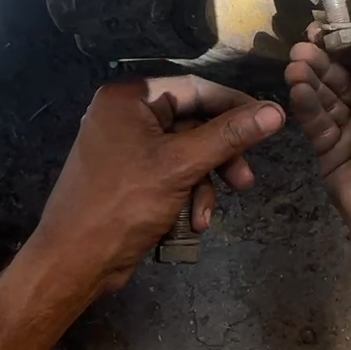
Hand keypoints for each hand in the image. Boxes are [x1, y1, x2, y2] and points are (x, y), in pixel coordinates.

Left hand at [31, 75, 284, 294]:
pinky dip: (185, 198)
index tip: (269, 121)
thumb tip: (276, 111)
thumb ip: (229, 135)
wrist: (74, 261)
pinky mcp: (130, 178)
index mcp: (128, 99)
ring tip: (204, 217)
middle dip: (219, 158)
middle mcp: (125, 116)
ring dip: (203, 187)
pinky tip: (189, 224)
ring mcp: (126, 148)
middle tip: (245, 181)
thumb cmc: (124, 203)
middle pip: (193, 124)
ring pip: (186, 156)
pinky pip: (171, 176)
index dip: (234, 105)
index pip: (194, 88)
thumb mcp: (182, 165)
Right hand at [285, 3, 350, 252]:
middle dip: (323, 60)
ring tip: (295, 62)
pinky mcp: (330, 151)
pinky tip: (297, 89)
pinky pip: (317, 122)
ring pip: (326, 97)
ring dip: (311, 79)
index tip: (325, 23)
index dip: (348, 42)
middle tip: (302, 43)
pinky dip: (307, 105)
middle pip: (343, 77)